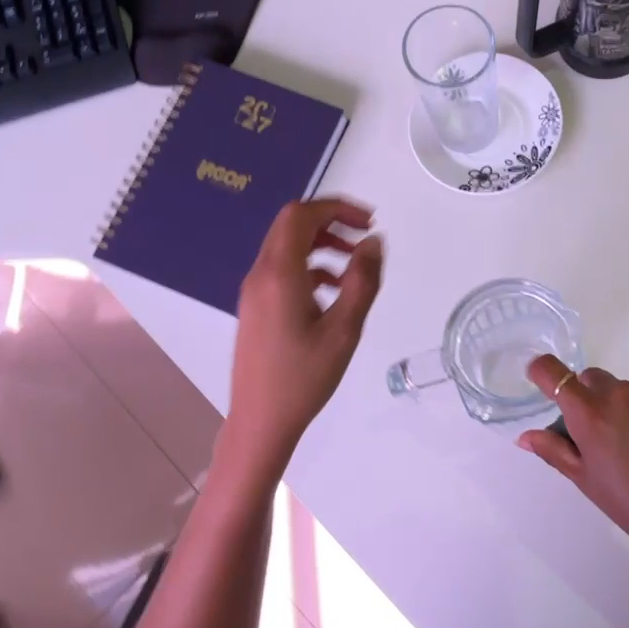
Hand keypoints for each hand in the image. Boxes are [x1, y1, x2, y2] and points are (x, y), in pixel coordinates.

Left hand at [225, 199, 383, 471]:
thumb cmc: (304, 378)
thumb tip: (374, 241)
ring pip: (286, 246)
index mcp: (280, 274)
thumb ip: (362, 281)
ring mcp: (254, 291)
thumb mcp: (344, 330)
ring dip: (321, 243)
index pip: (301, 215)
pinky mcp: (255, 307)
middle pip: (291, 225)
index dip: (336, 207)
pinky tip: (333, 291)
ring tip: (354, 263)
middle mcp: (261, 274)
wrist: (260, 421)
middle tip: (365, 234)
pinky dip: (309, 265)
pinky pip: (281, 269)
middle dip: (330, 221)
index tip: (369, 220)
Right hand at [517, 357, 628, 570]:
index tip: (541, 380)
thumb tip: (525, 436)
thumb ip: (554, 451)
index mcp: (589, 414)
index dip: (542, 372)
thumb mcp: (586, 481)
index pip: (552, 372)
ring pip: (628, 392)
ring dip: (625, 409)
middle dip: (589, 398)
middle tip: (599, 436)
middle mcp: (620, 394)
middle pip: (592, 379)